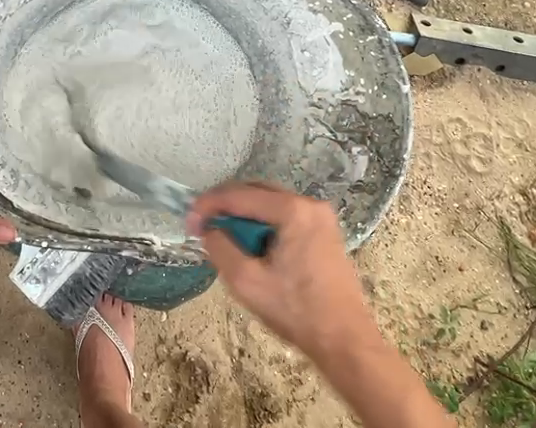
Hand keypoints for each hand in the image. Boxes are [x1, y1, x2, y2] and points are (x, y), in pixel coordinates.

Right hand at [188, 183, 377, 360]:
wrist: (346, 342)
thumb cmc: (297, 312)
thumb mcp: (247, 282)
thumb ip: (220, 247)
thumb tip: (208, 229)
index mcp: (292, 210)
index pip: (239, 195)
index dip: (208, 205)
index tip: (189, 222)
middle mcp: (309, 204)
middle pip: (256, 192)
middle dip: (225, 208)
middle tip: (202, 228)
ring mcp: (321, 217)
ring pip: (270, 204)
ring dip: (244, 218)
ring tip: (225, 240)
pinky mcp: (325, 232)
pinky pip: (285, 217)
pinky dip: (263, 226)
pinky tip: (252, 247)